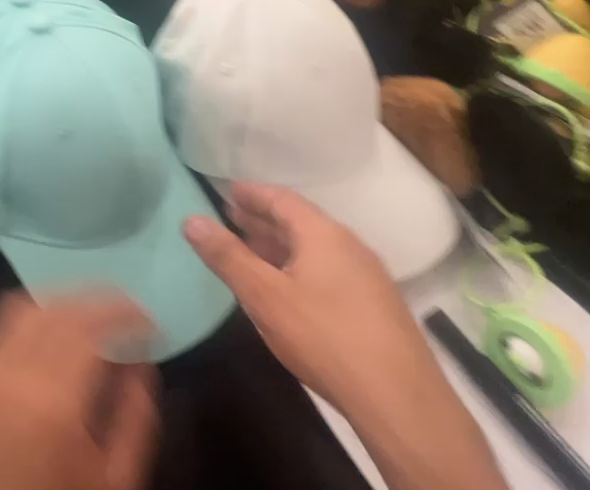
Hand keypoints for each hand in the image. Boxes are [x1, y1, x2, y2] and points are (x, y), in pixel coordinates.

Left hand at [0, 292, 159, 489]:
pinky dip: (32, 312)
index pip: (92, 328)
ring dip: (65, 300)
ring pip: (28, 307)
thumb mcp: (117, 476)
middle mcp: (17, 375)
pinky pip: (1, 322)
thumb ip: (136, 415)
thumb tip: (143, 360)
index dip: (124, 314)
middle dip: (100, 300)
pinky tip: (54, 322)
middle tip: (128, 310)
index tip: (148, 320)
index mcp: (56, 402)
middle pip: (61, 309)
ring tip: (94, 313)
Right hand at [183, 183, 505, 489]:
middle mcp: (349, 245)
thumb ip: (227, 256)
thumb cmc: (324, 336)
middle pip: (300, 221)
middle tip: (231, 219)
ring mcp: (367, 276)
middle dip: (263, 219)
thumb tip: (191, 219)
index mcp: (323, 233)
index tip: (226, 190)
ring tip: (251, 253)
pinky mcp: (375, 307)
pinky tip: (287, 290)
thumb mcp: (264, 296)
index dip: (252, 193)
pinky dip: (299, 267)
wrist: (399, 399)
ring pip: (315, 248)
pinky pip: (328, 271)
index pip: (282, 198)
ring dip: (281, 245)